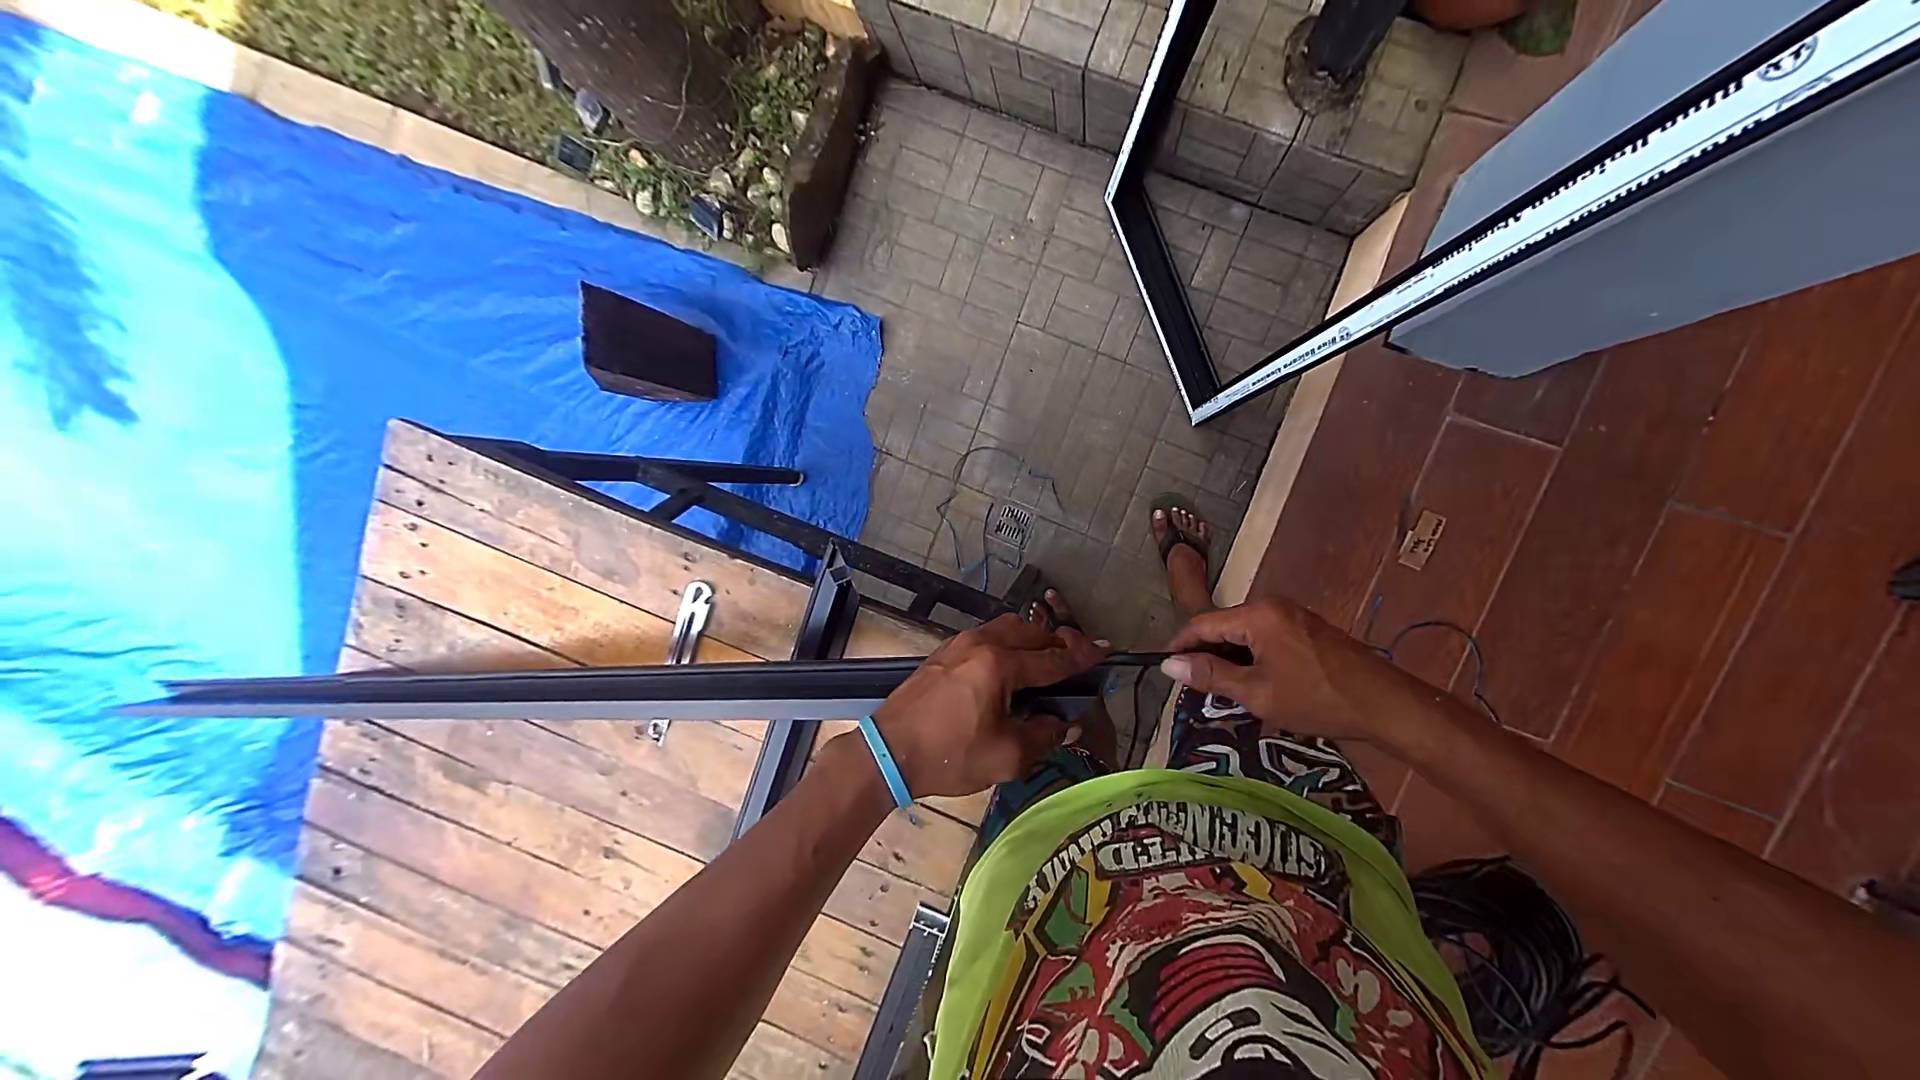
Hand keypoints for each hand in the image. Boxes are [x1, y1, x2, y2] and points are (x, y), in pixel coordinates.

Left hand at [868, 614, 1108, 797]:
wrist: (888, 752)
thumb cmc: (948, 756)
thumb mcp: (1006, 756)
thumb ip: (1044, 736)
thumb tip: (1068, 725)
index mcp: (999, 664)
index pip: (1053, 659)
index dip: (1083, 657)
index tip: (1106, 650)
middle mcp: (981, 643)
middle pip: (1032, 632)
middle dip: (1059, 644)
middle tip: (1077, 660)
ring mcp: (958, 644)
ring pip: (1007, 628)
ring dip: (1032, 640)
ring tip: (1046, 662)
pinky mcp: (943, 653)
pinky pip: (986, 637)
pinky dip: (1008, 644)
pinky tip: (1010, 667)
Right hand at [1161, 598, 1373, 739]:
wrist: (1387, 706)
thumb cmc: (1317, 699)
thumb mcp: (1256, 693)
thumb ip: (1210, 675)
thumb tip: (1168, 665)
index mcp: (1257, 614)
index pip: (1201, 624)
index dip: (1180, 647)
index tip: (1166, 671)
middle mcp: (1272, 606)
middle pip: (1222, 626)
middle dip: (1205, 655)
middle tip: (1194, 688)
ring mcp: (1292, 616)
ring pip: (1243, 634)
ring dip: (1229, 659)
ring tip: (1220, 691)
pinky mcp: (1306, 629)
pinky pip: (1264, 638)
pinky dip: (1251, 658)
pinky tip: (1252, 684)